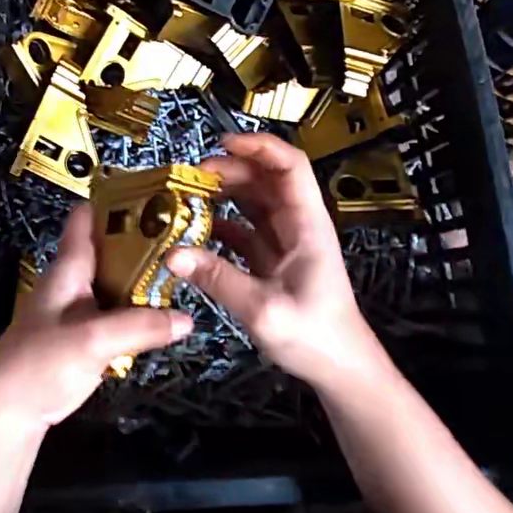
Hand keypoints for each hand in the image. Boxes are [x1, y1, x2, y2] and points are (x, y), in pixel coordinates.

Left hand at [0, 207, 192, 431]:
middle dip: (145, 239)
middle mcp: (76, 281)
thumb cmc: (39, 362)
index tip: (156, 194)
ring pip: (119, 281)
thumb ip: (140, 327)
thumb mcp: (92, 340)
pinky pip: (120, 312)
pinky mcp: (88, 336)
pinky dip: (141, 308)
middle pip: (112, 248)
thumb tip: (187, 319)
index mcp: (69, 268)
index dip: (117, 200)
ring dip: (146, 275)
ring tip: (187, 268)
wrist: (8, 412)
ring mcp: (82, 310)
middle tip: (187, 234)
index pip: (87, 217)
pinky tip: (167, 311)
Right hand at [165, 133, 391, 394]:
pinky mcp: (272, 259)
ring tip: (187, 197)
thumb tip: (172, 254)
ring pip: (253, 201)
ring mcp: (284, 240)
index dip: (259, 147)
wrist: (340, 368)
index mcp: (307, 224)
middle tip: (191, 178)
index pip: (290, 166)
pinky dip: (221, 224)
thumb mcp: (263, 310)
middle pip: (265, 179)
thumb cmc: (315, 336)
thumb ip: (217, 279)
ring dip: (223, 194)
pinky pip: (244, 229)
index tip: (221, 143)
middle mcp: (296, 224)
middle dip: (229, 170)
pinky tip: (196, 230)